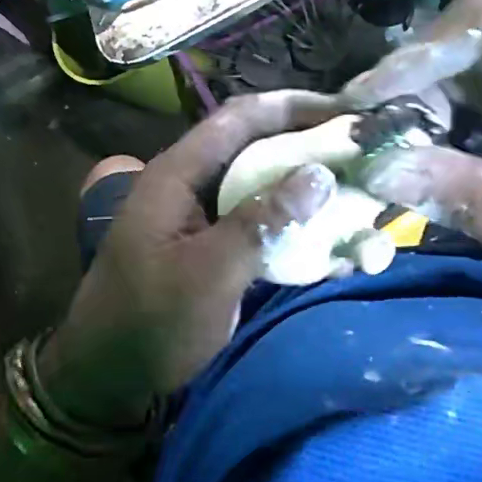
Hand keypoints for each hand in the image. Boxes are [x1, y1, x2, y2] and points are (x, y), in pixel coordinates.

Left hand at [41, 92, 341, 426]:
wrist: (109, 375)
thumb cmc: (149, 321)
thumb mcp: (208, 273)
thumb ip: (261, 222)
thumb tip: (320, 174)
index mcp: (177, 175)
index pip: (238, 119)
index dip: (293, 106)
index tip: (351, 110)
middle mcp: (190, 188)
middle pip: (257, 151)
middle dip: (312, 151)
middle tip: (372, 159)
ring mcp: (201, 222)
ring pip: (262, 191)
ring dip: (310, 195)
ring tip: (367, 201)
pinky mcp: (212, 252)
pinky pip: (259, 228)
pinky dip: (296, 232)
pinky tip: (339, 246)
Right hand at [349, 0, 481, 351]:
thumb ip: (469, 198)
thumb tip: (377, 168)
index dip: (417, 53)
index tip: (365, 103)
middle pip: (462, 46)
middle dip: (405, 88)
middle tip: (367, 140)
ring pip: (458, 79)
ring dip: (414, 113)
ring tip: (383, 160)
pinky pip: (470, 111)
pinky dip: (433, 134)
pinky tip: (416, 170)